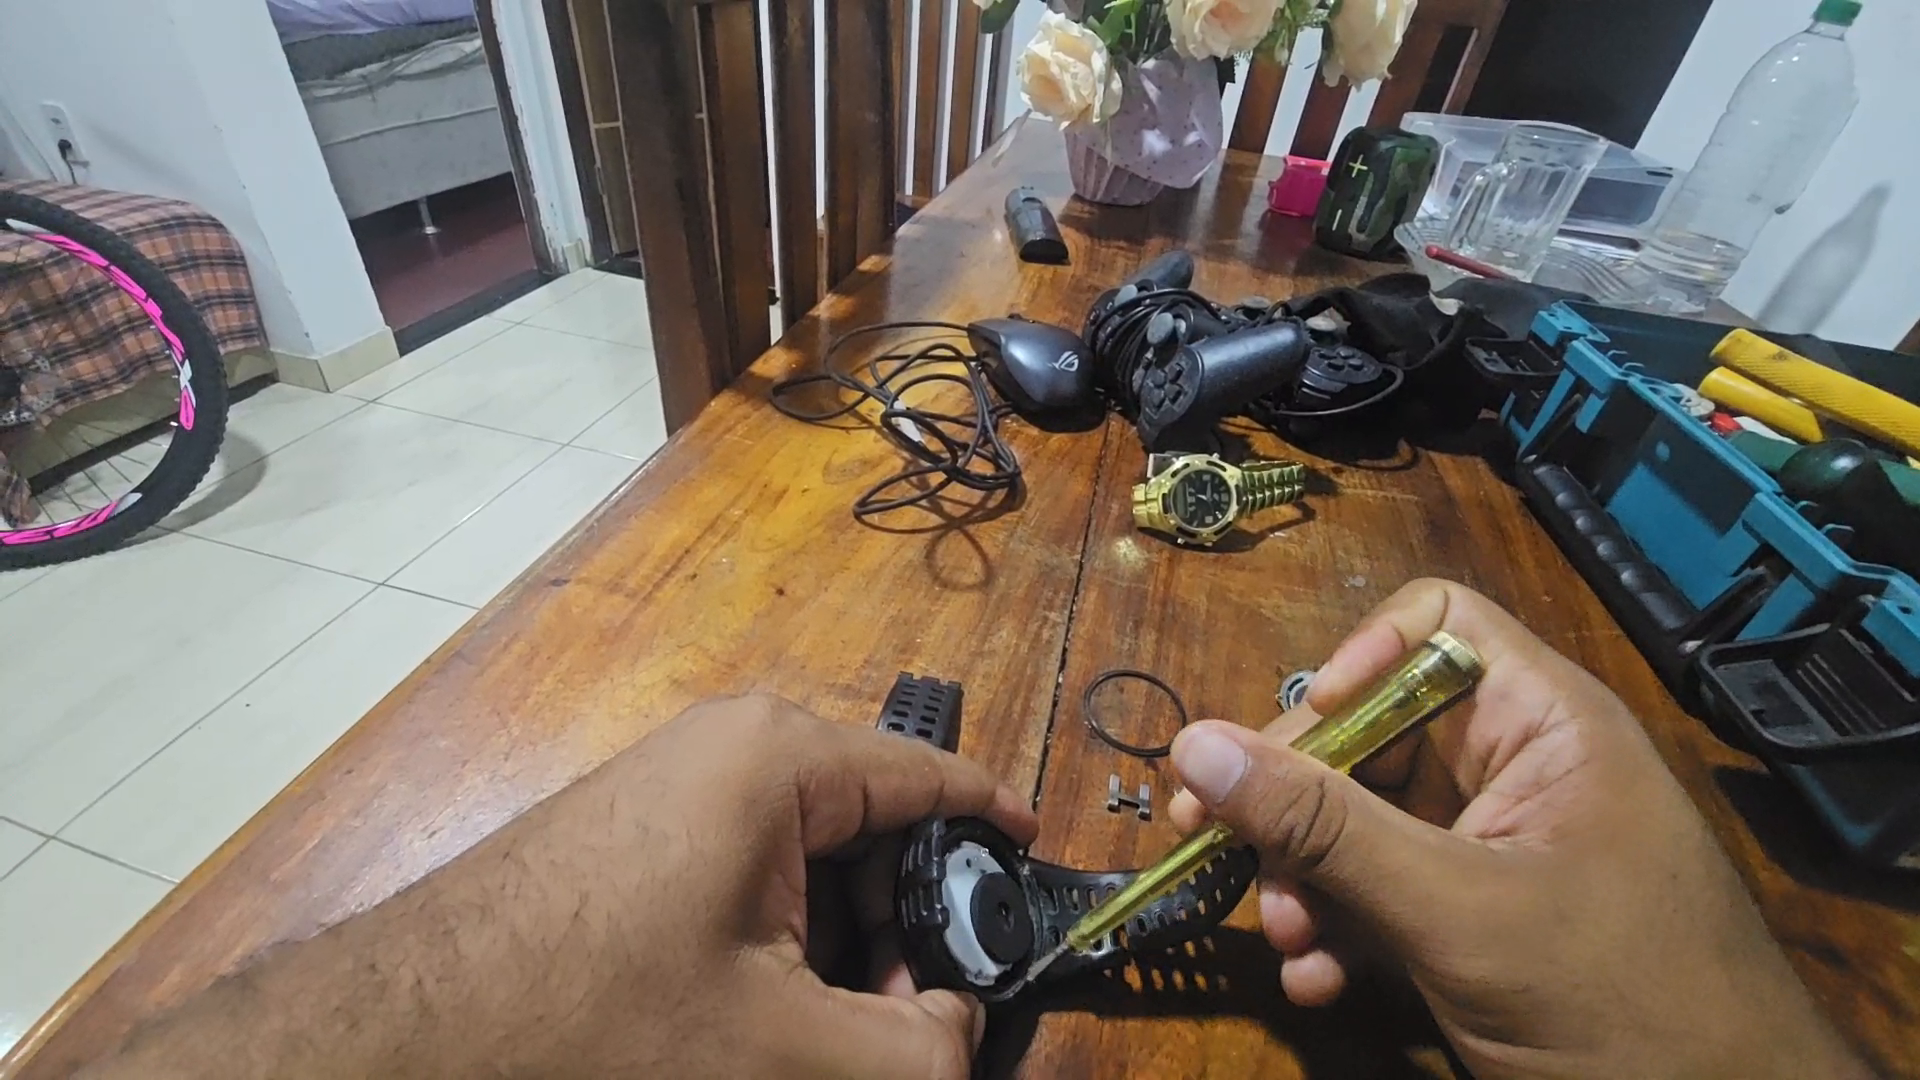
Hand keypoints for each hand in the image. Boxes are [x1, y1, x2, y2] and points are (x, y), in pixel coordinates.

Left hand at [539, 694, 1037, 1076]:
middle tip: (913, 999)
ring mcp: (685, 772)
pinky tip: (767, 992)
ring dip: (841, 922)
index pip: (921, 770)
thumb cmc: (594, 1021)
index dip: (986, 807)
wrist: (385, 1040)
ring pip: (808, 842)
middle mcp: (737, 742)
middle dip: (902, 906)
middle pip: (864, 815)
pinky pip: (754, 852)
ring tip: (836, 1013)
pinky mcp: (649, 813)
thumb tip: (963, 1037)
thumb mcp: (772, 1050)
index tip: (1028, 841)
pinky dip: (786, 918)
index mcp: (782, 756)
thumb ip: (904, 1054)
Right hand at [1167, 579, 1866, 1079]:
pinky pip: (1364, 879)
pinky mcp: (1454, 902)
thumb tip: (1194, 746)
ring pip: (1347, 811)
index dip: (1362, 653)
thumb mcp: (1457, 912)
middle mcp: (1498, 764)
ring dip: (1297, 873)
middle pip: (1361, 730)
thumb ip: (1321, 827)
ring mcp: (1472, 837)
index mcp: (1534, 724)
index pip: (1435, 622)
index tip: (1308, 722)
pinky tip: (1314, 974)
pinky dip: (1329, 921)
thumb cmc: (1624, 1012)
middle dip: (1290, 797)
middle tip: (1213, 837)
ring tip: (1281, 935)